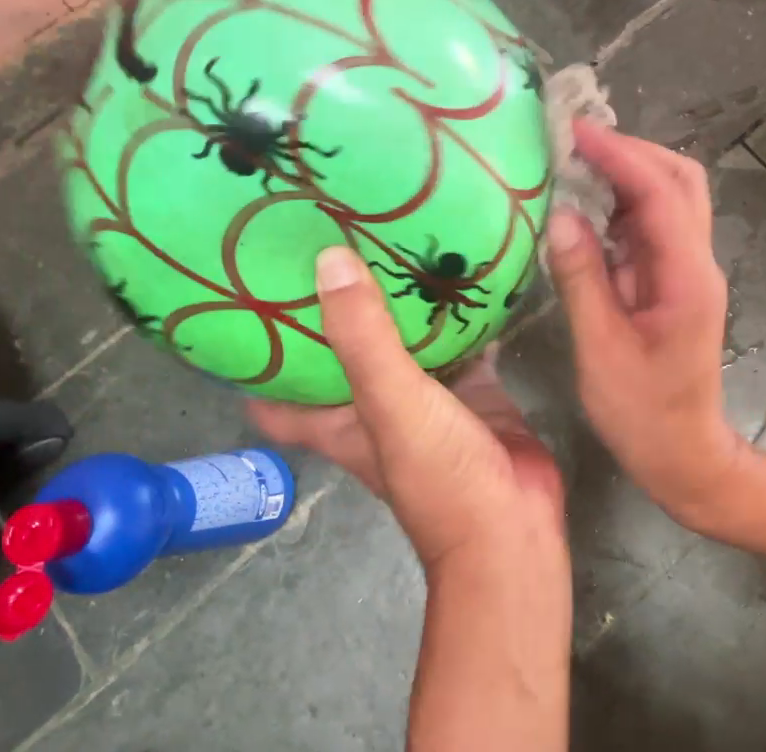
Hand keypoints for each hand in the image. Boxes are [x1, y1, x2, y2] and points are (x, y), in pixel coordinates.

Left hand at [246, 247, 563, 569]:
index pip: (274, 392)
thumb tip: (328, 257)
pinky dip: (462, 313)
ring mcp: (427, 395)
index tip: (251, 293)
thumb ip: (363, 336)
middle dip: (337, 306)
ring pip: (406, 340)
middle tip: (331, 243)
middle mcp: (375, 403)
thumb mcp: (389, 402)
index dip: (256, 352)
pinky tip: (468, 269)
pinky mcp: (474, 388)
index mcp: (336, 418)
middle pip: (343, 350)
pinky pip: (463, 342)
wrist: (513, 522)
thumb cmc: (439, 473)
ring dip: (401, 302)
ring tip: (396, 241)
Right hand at [542, 121, 749, 526]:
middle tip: (574, 142)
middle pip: (679, 181)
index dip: (620, 155)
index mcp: (686, 278)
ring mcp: (688, 270)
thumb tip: (560, 216)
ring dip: (627, 173)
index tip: (575, 131)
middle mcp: (696, 263)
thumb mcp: (601, 350)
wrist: (684, 453)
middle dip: (631, 151)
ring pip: (668, 198)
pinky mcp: (672, 280)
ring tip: (573, 163)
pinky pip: (650, 227)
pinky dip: (621, 205)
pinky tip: (584, 207)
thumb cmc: (642, 414)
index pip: (660, 195)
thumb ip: (582, 279)